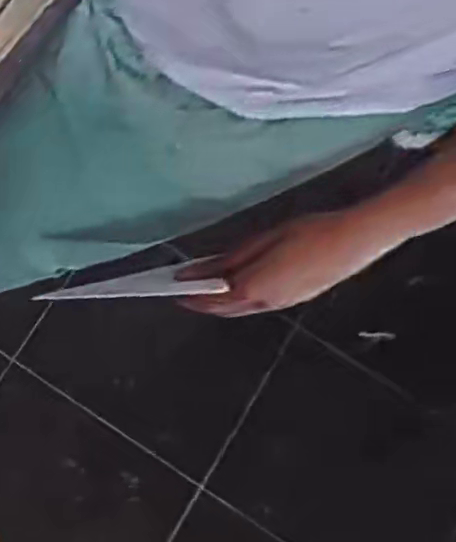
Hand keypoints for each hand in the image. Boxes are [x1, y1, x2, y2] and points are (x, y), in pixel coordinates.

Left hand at [180, 210, 393, 315]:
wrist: (367, 232)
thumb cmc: (311, 233)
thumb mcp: (259, 243)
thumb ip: (221, 263)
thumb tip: (187, 274)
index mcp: (249, 290)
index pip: (206, 301)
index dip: (187, 297)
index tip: (173, 290)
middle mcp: (263, 303)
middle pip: (220, 309)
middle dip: (201, 303)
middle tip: (188, 291)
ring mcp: (283, 303)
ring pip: (239, 309)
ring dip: (221, 302)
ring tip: (210, 288)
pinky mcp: (299, 299)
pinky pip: (258, 305)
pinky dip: (242, 300)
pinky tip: (241, 286)